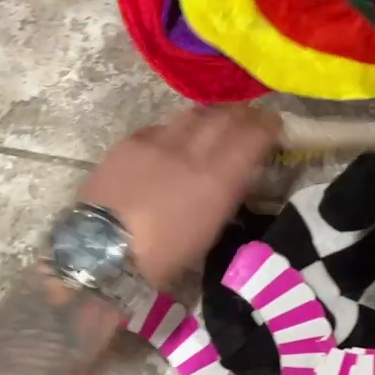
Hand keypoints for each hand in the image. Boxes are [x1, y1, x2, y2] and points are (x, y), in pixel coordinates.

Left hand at [78, 107, 279, 288]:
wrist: (99, 252)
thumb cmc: (161, 259)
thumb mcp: (208, 232)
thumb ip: (227, 194)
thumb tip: (239, 172)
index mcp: (216, 179)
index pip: (253, 135)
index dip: (268, 127)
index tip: (275, 127)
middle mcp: (190, 151)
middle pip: (226, 116)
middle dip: (243, 116)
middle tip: (250, 122)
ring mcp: (157, 141)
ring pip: (194, 114)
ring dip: (210, 118)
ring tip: (214, 127)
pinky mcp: (129, 141)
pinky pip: (162, 126)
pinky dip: (175, 132)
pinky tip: (172, 145)